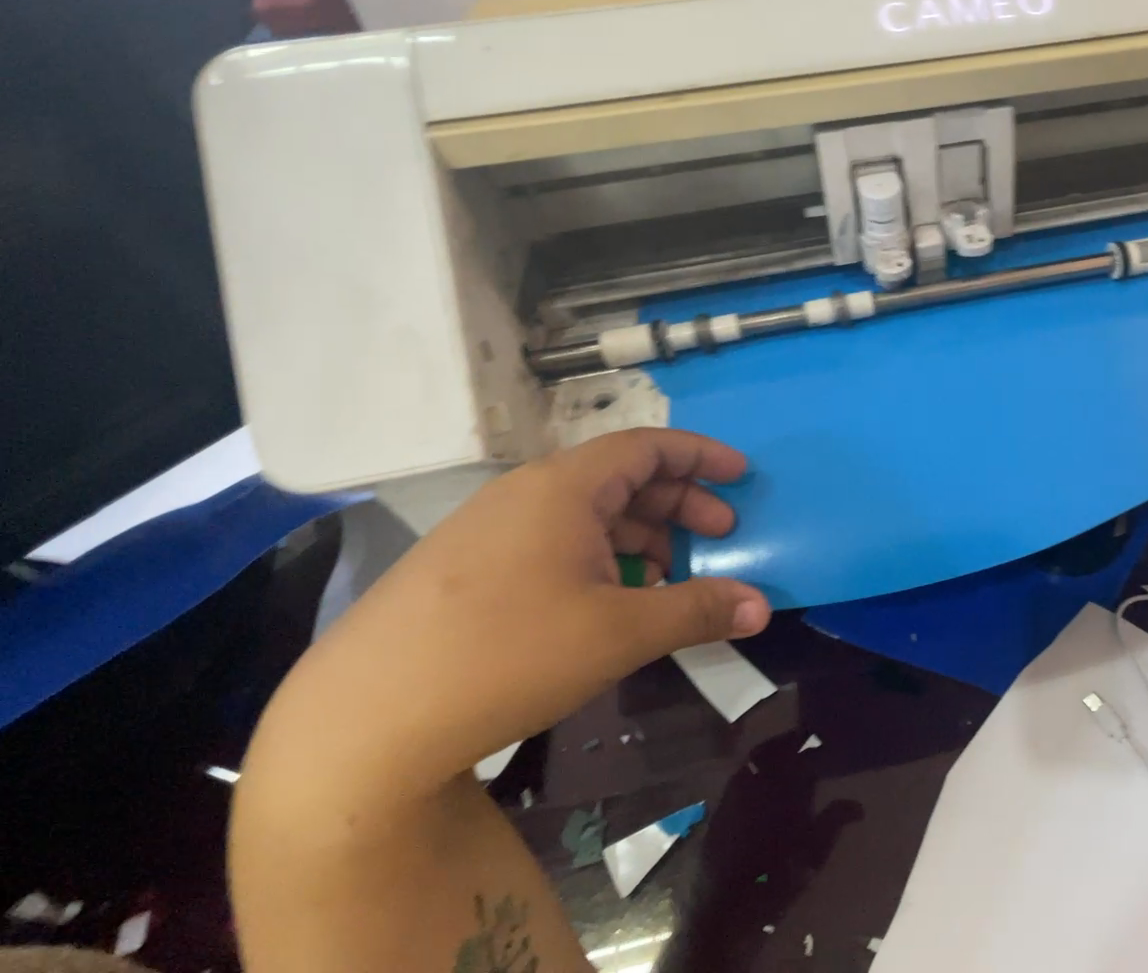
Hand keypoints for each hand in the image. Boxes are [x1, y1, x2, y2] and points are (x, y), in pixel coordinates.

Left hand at [247, 429, 770, 802]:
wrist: (365, 720)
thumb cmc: (509, 655)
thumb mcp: (621, 633)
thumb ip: (698, 610)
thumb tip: (763, 607)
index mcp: (563, 488)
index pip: (647, 446)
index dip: (701, 456)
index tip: (742, 477)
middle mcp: (525, 495)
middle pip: (621, 479)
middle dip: (680, 505)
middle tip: (721, 538)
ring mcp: (490, 532)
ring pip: (586, 516)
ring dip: (641, 539)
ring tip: (671, 581)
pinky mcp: (467, 571)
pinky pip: (553, 544)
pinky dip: (600, 561)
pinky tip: (610, 607)